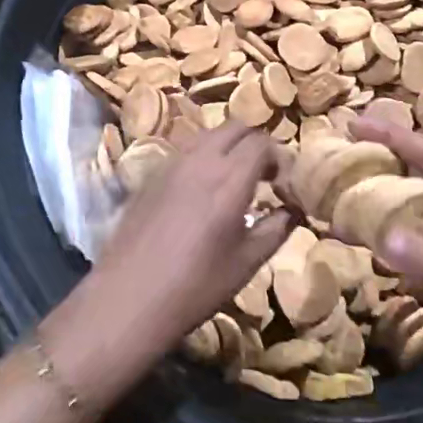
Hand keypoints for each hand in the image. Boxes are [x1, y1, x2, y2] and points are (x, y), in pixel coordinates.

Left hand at [89, 125, 288, 349]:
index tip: (284, 183)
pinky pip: (183, 152)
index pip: (262, 142)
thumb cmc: (196, 285)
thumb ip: (274, 230)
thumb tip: (292, 211)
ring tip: (233, 181)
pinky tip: (201, 193)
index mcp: (229, 178)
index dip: (280, 157)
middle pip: (234, 128)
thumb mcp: (246, 263)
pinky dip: (201, 158)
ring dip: (226, 147)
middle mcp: (200, 160)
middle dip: (254, 143)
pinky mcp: (150, 176)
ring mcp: (170, 164)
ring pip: (206, 136)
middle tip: (264, 176)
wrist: (129, 295)